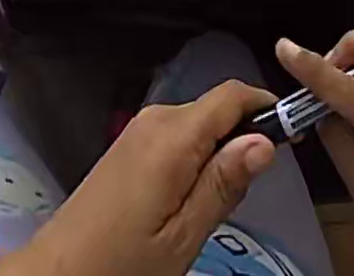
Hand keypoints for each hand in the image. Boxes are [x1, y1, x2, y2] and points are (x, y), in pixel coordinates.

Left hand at [0, 79, 278, 275]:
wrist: (59, 270)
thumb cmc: (124, 261)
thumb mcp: (184, 235)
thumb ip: (224, 183)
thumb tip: (265, 140)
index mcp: (173, 134)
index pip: (231, 95)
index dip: (266, 104)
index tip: (294, 129)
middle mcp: (157, 118)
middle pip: (216, 108)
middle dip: (243, 134)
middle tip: (251, 189)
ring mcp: (141, 127)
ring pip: (199, 122)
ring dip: (219, 149)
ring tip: (218, 202)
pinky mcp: (131, 141)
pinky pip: (178, 134)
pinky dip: (197, 154)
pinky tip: (190, 196)